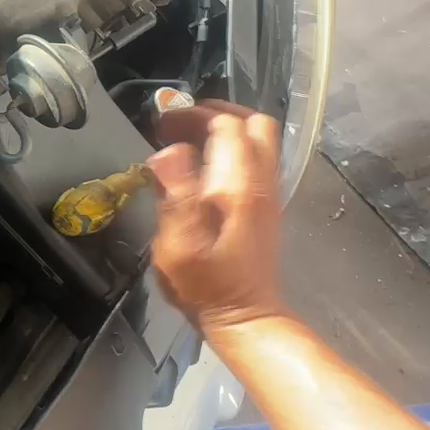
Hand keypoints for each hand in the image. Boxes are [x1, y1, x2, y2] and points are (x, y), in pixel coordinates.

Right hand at [147, 100, 289, 334]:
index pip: (226, 126)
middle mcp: (260, 182)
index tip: (160, 123)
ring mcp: (268, 193)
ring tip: (187, 137)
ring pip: (260, 139)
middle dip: (215, 113)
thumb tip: (166, 151)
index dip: (192, 115)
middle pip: (254, 124)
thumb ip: (174, 193)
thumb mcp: (177, 242)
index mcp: (237, 185)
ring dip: (225, 128)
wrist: (245, 316)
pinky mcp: (266, 205)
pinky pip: (257, 158)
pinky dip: (231, 147)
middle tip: (177, 122)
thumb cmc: (205, 283)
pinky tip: (203, 163)